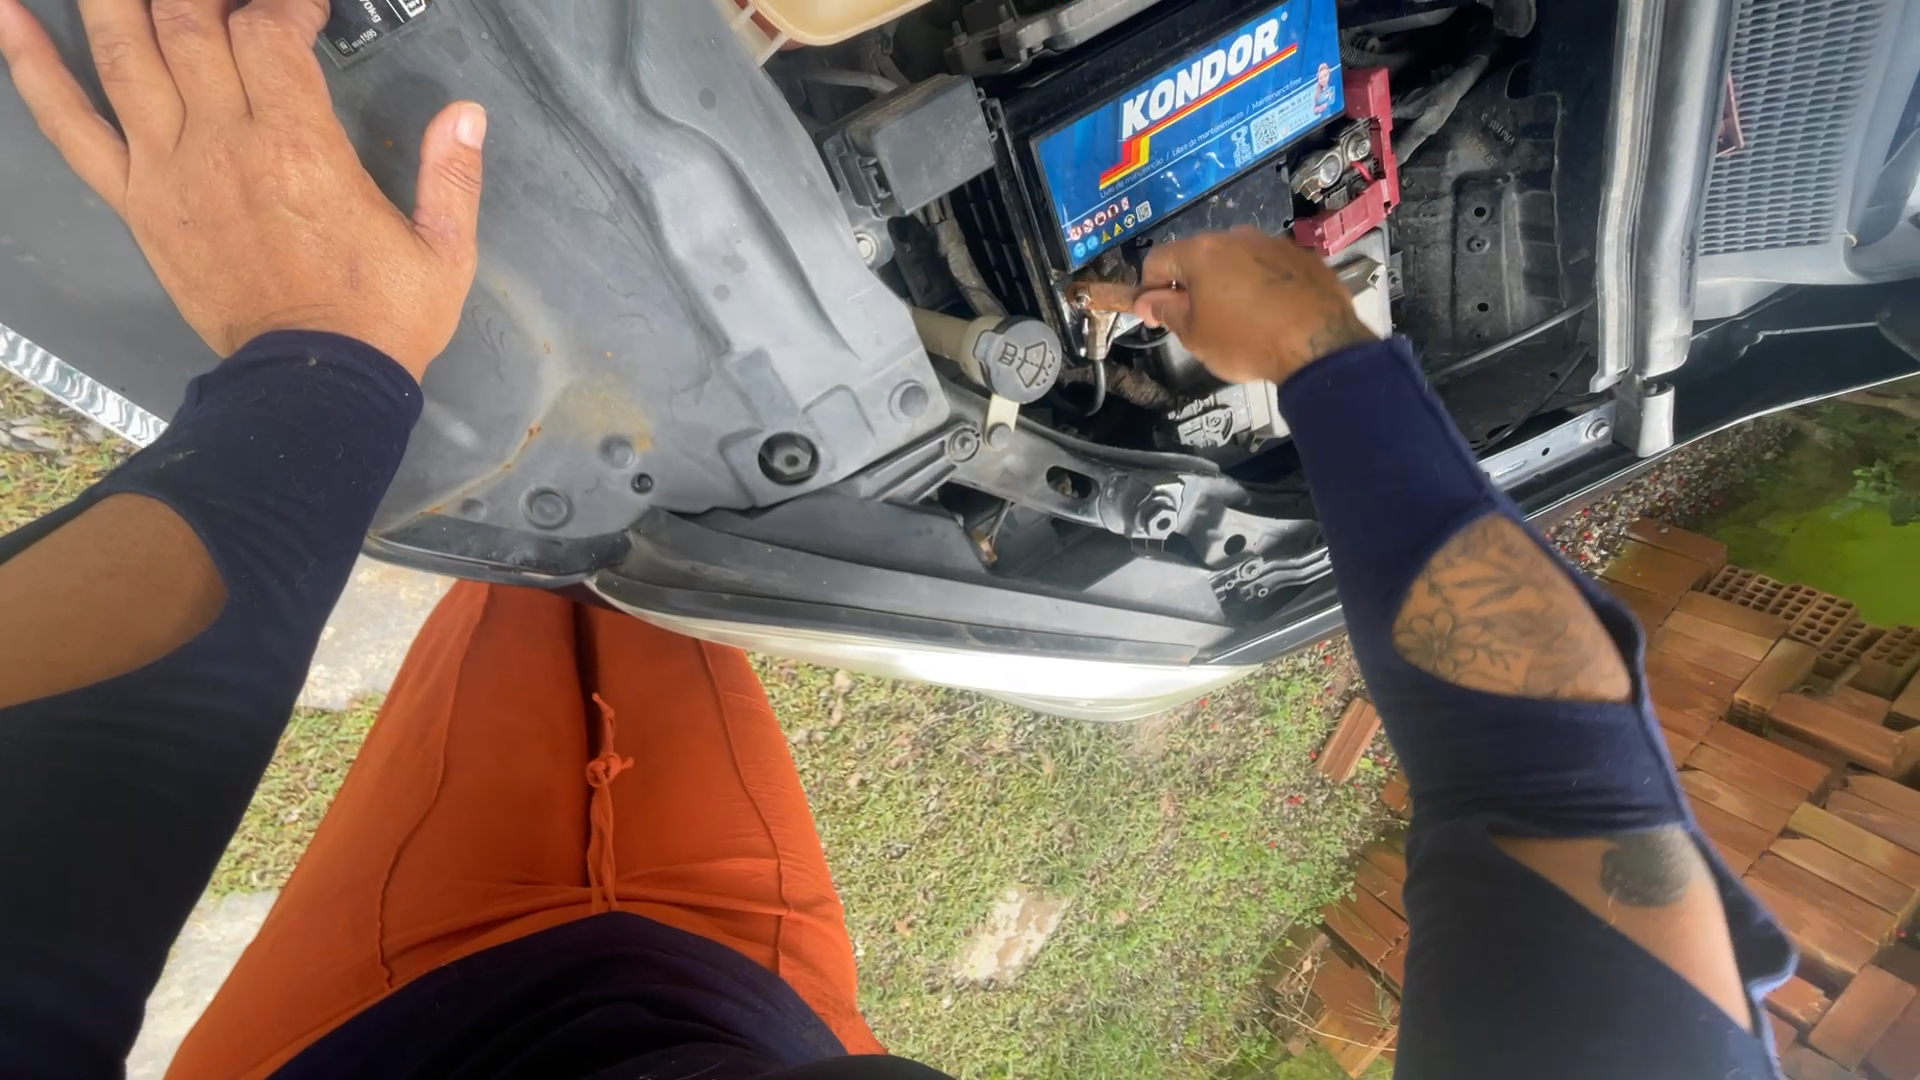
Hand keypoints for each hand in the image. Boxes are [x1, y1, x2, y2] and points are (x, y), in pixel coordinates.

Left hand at [0, 0, 485, 379]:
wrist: (325, 377)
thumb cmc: (390, 315)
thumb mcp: (447, 252)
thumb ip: (453, 178)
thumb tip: (469, 114)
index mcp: (304, 151)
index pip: (271, 40)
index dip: (285, 7)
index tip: (305, 8)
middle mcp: (224, 143)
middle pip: (188, 28)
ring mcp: (168, 169)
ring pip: (122, 53)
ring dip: (120, 0)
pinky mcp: (138, 202)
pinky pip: (67, 123)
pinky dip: (32, 65)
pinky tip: (10, 18)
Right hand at [1133, 226, 1376, 385]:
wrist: (1319, 344)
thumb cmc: (1245, 342)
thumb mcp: (1194, 335)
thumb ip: (1167, 311)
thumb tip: (1147, 300)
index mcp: (1202, 253)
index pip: (1157, 260)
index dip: (1149, 289)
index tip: (1157, 316)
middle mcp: (1236, 237)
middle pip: (1197, 257)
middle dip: (1189, 285)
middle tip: (1196, 321)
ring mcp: (1272, 243)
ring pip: (1234, 260)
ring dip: (1224, 283)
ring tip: (1236, 319)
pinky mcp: (1301, 256)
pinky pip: (1266, 267)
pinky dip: (1258, 285)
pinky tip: (1267, 314)